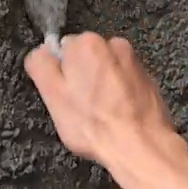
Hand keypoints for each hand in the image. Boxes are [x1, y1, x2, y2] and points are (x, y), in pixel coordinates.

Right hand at [24, 32, 183, 177]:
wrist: (141, 145)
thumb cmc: (96, 124)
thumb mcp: (53, 95)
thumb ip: (41, 65)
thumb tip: (40, 52)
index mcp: (87, 43)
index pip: (62, 50)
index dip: (60, 74)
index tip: (64, 94)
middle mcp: (114, 44)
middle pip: (86, 58)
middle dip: (82, 78)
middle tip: (81, 107)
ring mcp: (134, 61)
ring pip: (106, 71)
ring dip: (101, 87)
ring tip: (101, 115)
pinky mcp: (147, 79)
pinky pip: (124, 83)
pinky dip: (119, 95)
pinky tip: (117, 116)